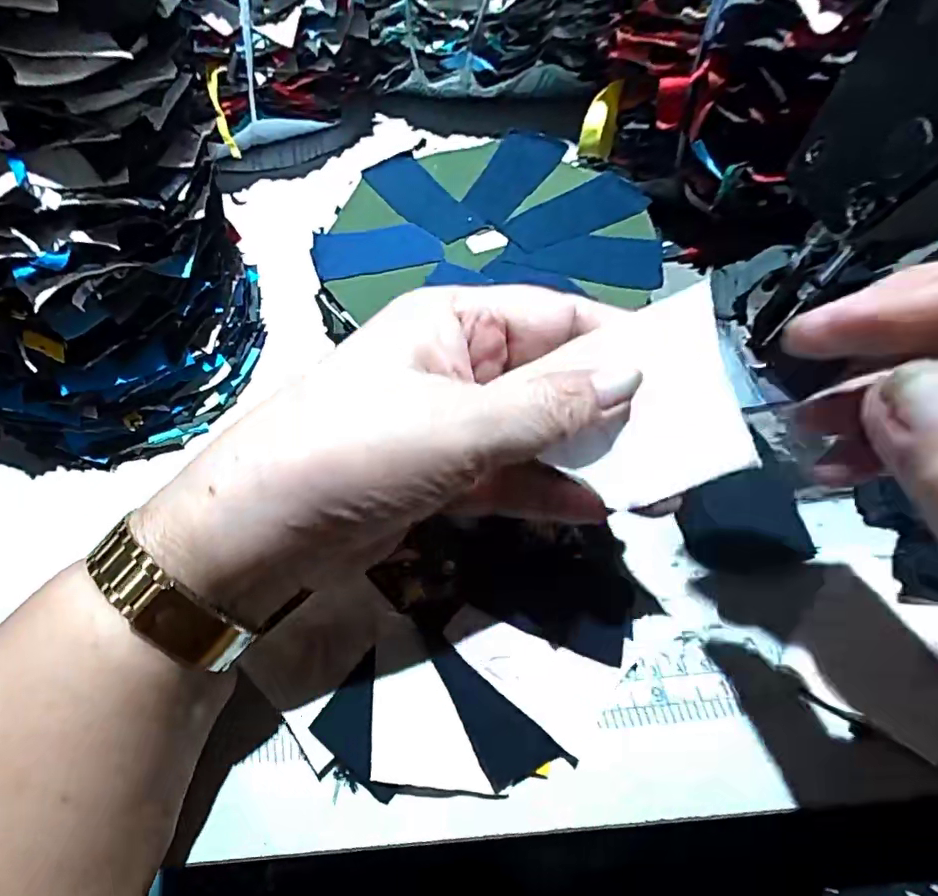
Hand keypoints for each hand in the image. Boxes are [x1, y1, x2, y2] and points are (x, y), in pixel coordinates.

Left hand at [137, 286, 641, 624]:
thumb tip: (630, 375)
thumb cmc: (355, 454)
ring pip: (534, 435)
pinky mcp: (441, 480)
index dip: (617, 343)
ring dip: (585, 458)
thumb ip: (546, 407)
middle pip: (550, 379)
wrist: (263, 534)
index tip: (675, 376)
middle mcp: (455, 367)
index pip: (556, 318)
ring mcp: (449, 428)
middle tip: (675, 442)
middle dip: (609, 410)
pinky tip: (595, 508)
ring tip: (651, 485)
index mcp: (454, 324)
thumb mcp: (458, 426)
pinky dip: (547, 493)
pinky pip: (509, 479)